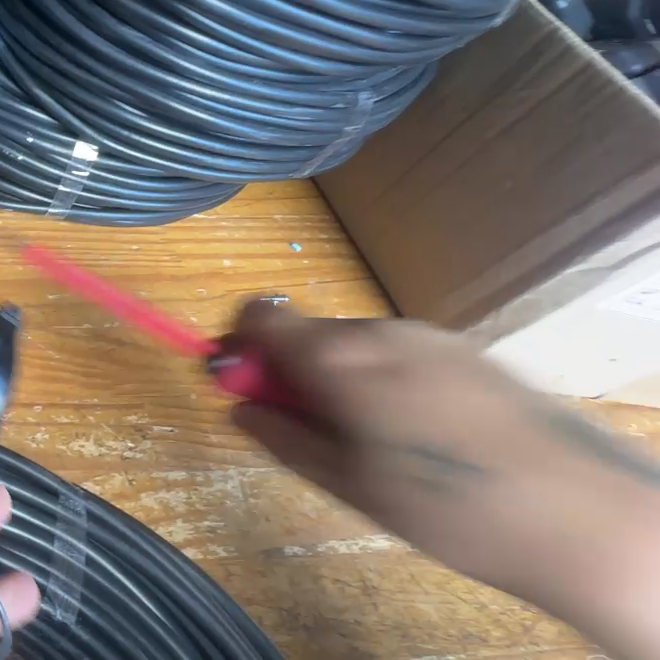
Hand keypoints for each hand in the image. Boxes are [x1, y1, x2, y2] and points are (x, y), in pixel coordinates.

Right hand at [229, 301, 659, 658]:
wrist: (603, 527)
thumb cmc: (452, 509)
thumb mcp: (347, 484)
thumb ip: (281, 435)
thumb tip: (240, 408)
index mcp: (336, 356)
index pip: (257, 313)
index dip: (239, 344)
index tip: (246, 386)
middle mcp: (378, 332)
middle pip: (306, 332)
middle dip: (292, 370)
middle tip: (311, 428)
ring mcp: (431, 339)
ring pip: (354, 345)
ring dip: (341, 377)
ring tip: (376, 440)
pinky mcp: (473, 354)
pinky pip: (401, 354)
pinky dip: (388, 381)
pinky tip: (425, 434)